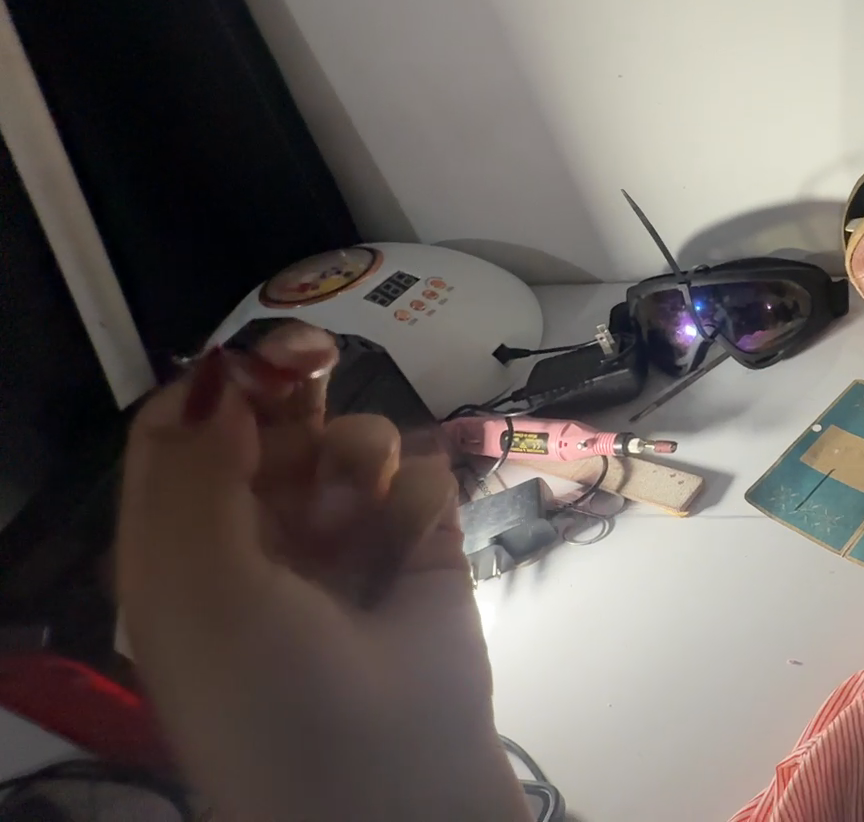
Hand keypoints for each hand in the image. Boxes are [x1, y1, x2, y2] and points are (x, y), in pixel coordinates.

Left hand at [117, 323, 527, 821]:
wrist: (388, 761)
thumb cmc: (264, 684)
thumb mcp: (195, 590)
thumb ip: (194, 478)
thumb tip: (220, 376)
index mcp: (188, 538)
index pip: (193, 433)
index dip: (225, 384)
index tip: (272, 353)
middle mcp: (268, 525)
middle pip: (283, 425)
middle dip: (301, 398)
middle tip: (320, 362)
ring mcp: (353, 531)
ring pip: (362, 444)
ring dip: (361, 464)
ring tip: (359, 518)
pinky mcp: (425, 538)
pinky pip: (425, 480)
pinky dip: (418, 501)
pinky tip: (410, 542)